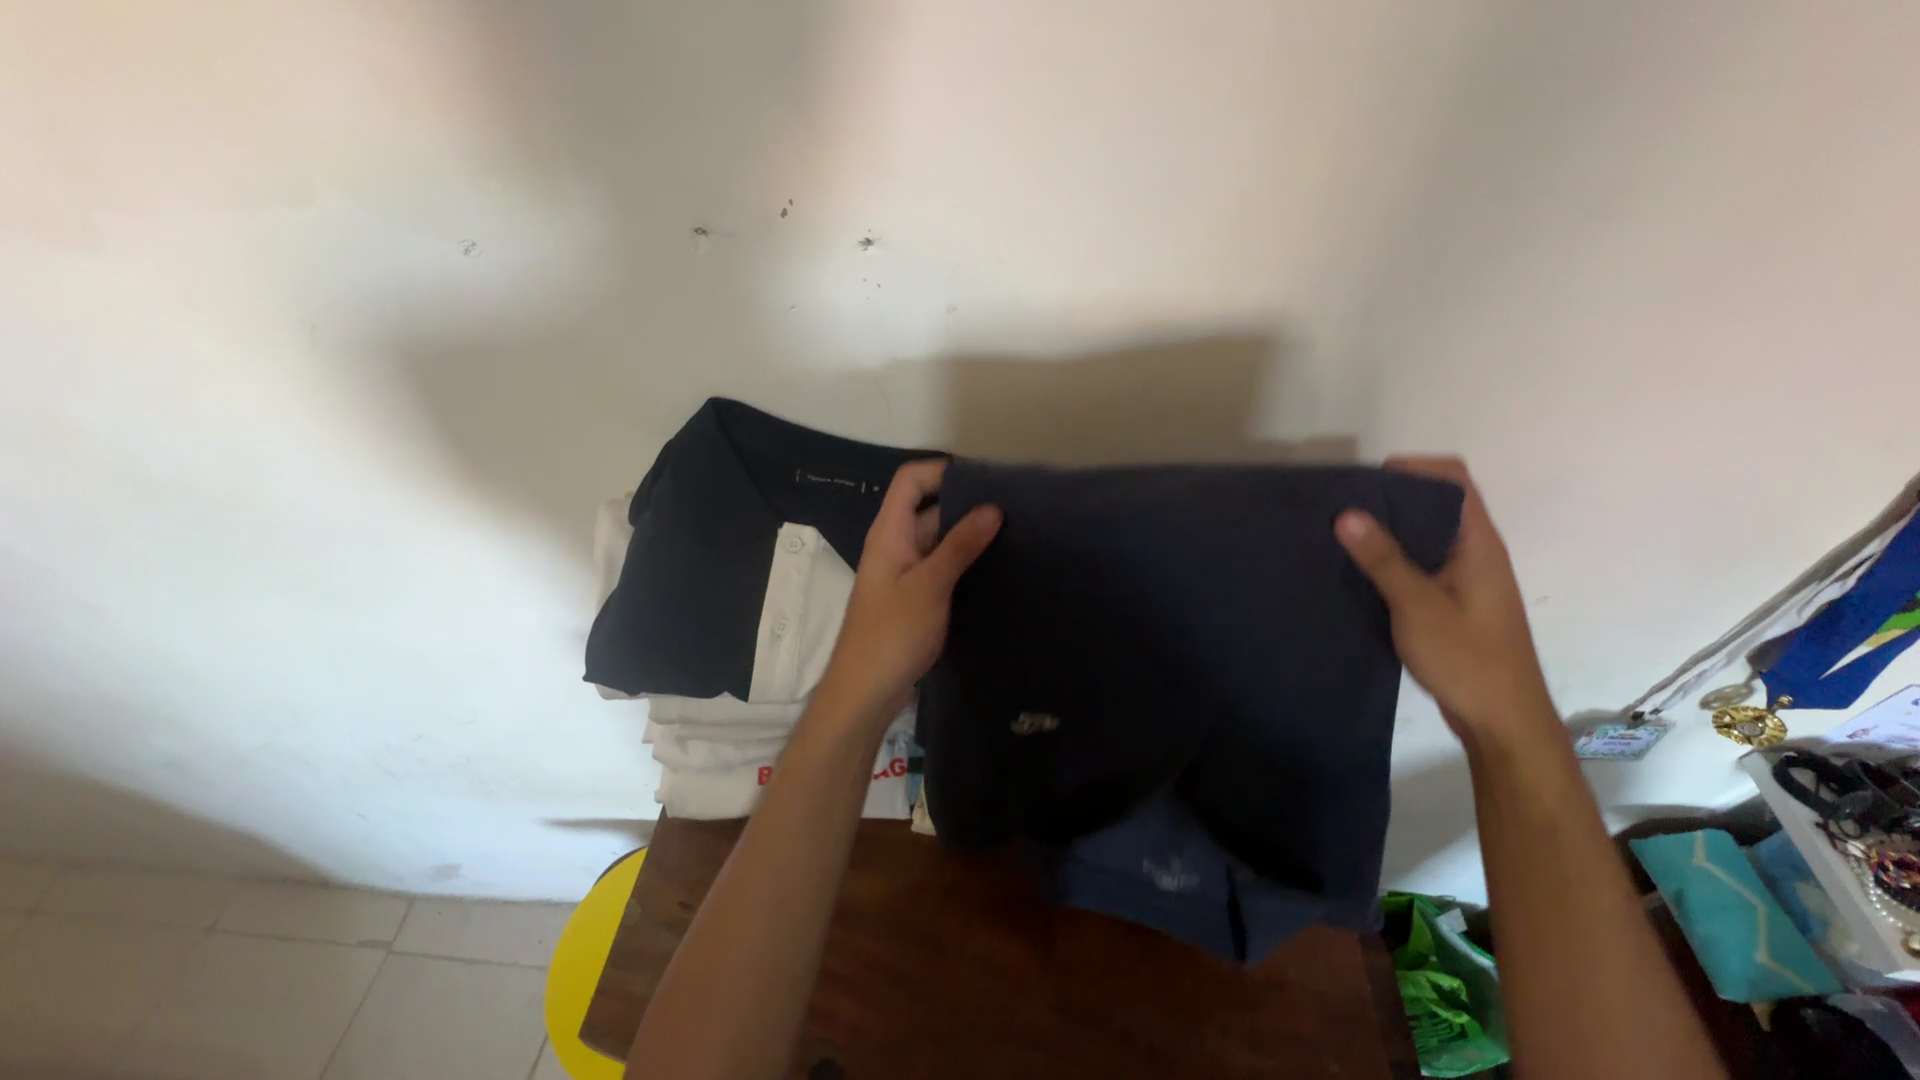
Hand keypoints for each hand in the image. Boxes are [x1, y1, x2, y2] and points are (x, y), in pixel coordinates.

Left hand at [815, 460, 1001, 726]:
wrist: (866, 692)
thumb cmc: (892, 633)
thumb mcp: (930, 585)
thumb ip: (960, 545)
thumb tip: (993, 507)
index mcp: (889, 533)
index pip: (911, 480)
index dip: (943, 471)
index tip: (985, 480)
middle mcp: (895, 546)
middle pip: (929, 508)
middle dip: (967, 504)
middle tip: (1014, 508)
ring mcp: (905, 574)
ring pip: (938, 540)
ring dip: (968, 536)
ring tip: (1014, 536)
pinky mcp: (915, 599)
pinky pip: (941, 568)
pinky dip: (964, 564)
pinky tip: (996, 570)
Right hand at [1335, 457, 1557, 744]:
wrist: (1501, 720)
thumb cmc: (1467, 660)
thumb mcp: (1418, 607)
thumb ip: (1384, 560)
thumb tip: (1347, 513)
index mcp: (1478, 544)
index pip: (1453, 480)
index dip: (1413, 469)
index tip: (1365, 483)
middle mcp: (1475, 553)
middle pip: (1435, 504)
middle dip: (1389, 500)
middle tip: (1340, 509)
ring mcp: (1465, 579)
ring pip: (1424, 538)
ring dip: (1387, 533)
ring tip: (1339, 538)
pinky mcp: (1451, 603)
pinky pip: (1419, 566)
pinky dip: (1390, 562)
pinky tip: (1357, 575)